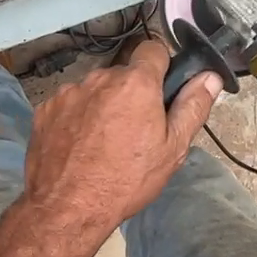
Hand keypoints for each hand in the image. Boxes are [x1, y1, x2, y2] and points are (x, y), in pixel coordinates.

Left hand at [17, 42, 220, 248]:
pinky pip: (70, 103)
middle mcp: (100, 77)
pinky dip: (77, 117)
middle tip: (135, 129)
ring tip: (104, 142)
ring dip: (103, 104)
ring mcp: (69, 91)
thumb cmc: (127, 180)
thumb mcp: (173, 149)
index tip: (161, 90)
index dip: (160, 66)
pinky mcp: (46, 108)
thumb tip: (210, 77)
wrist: (68, 208)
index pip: (153, 49)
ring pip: (95, 89)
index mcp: (136, 83)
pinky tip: (80, 145)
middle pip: (123, 73)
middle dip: (130, 93)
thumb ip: (193, 107)